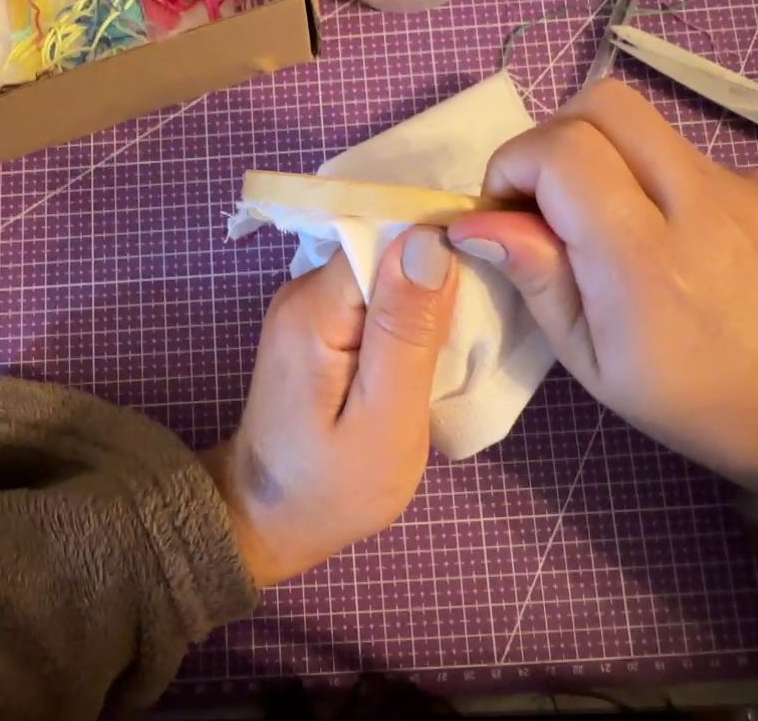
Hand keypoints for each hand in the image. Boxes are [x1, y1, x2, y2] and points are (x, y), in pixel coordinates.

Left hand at [204, 228, 459, 586]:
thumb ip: (405, 332)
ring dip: (425, 295)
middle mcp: (305, 291)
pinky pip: (371, 297)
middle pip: (382, 250)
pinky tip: (432, 342)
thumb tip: (429, 242)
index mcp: (316, 307)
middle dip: (436, 270)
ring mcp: (309, 307)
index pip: (382, 238)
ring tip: (466, 329)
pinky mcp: (319, 325)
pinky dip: (405, 314)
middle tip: (483, 314)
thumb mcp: (383, 421)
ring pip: (381, 272)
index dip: (437, 244)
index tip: (489, 264)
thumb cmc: (330, 488)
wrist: (268, 519)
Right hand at [448, 81, 757, 491]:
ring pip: (639, 119)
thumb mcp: (587, 357)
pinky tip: (662, 230)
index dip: (513, 164)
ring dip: (596, 152)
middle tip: (542, 197)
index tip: (504, 210)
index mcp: (644, 259)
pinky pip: (678, 149)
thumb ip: (534, 277)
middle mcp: (697, 201)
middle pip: (602, 102)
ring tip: (601, 218)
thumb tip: (473, 223)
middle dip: (550, 136)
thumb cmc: (681, 395)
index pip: (562, 152)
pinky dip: (644, 173)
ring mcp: (739, 183)